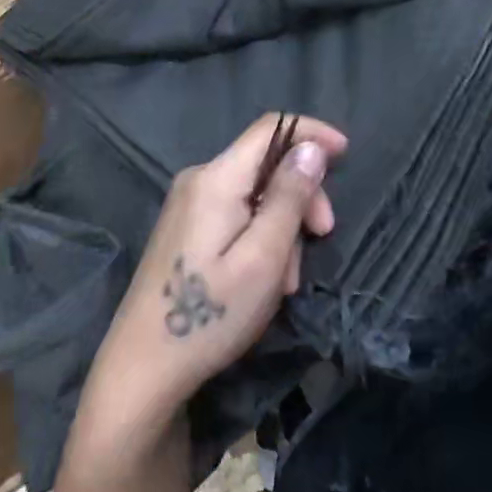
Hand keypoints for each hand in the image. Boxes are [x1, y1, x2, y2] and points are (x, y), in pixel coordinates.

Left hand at [80, 113, 345, 433]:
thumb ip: (289, 197)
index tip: (346, 154)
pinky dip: (258, 239)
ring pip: (253, 197)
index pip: (269, 128)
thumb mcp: (264, 256)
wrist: (145, 364)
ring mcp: (187, 205)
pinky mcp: (185, 228)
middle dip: (300, 197)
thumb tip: (311, 147)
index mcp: (215, 178)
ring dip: (281, 229)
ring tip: (284, 282)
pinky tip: (262, 280)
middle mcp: (197, 180)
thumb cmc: (211, 313)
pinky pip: (235, 216)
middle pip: (264, 166)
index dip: (311, 133)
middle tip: (322, 239)